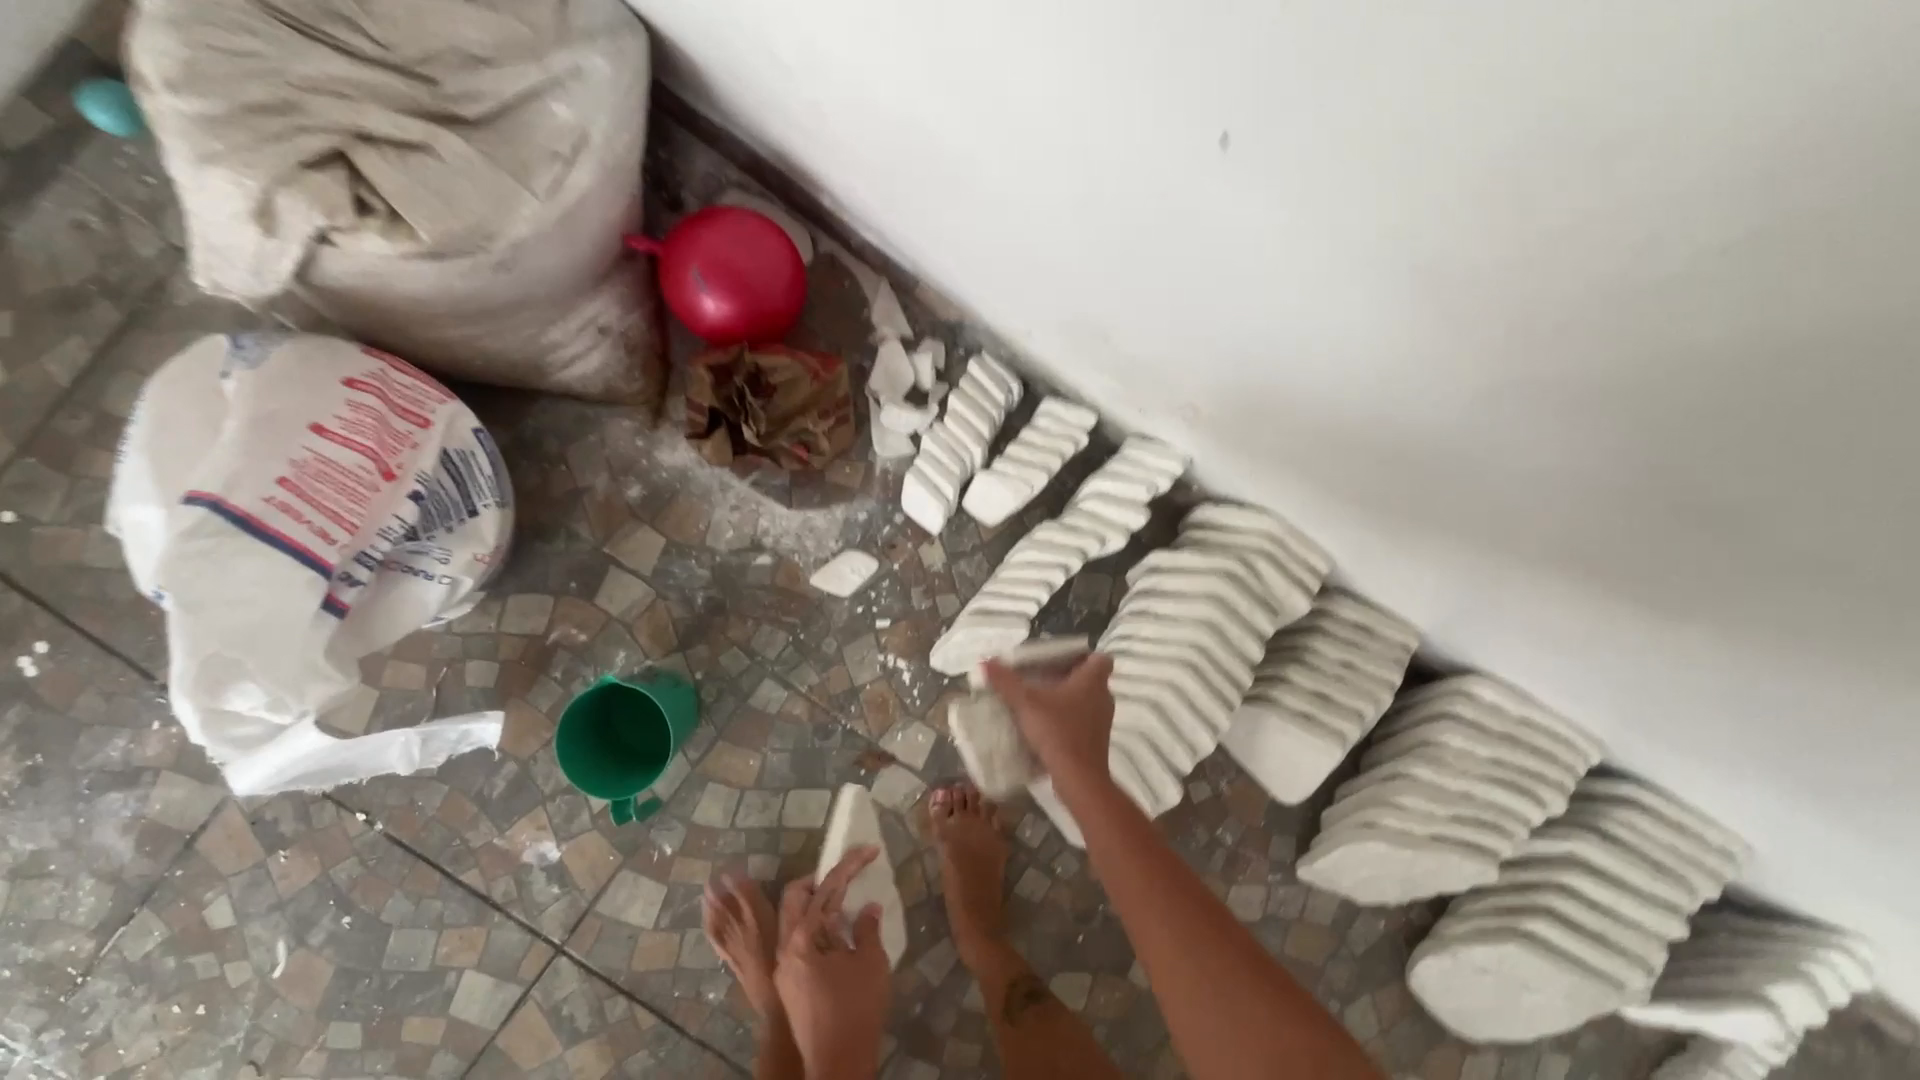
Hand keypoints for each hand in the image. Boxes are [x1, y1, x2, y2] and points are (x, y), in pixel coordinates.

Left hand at [773, 846, 890, 1079]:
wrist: (838, 1063)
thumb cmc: (856, 1010)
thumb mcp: (870, 963)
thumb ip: (867, 929)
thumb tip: (867, 908)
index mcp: (801, 939)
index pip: (824, 889)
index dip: (848, 866)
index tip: (869, 850)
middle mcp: (784, 949)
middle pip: (795, 898)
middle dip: (820, 880)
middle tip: (847, 876)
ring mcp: (783, 968)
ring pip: (793, 921)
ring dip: (817, 906)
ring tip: (846, 904)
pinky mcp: (790, 985)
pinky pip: (797, 943)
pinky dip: (816, 930)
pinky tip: (839, 935)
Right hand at [981, 652, 1115, 793]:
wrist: (1078, 778)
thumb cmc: (1057, 731)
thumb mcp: (1026, 703)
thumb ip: (1006, 682)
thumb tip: (986, 661)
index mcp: (1093, 681)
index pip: (1101, 658)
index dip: (1083, 655)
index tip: (1061, 658)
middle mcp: (1103, 697)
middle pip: (1090, 679)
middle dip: (1068, 676)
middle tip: (1042, 677)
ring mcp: (1102, 721)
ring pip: (1087, 700)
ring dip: (1067, 699)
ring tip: (1041, 700)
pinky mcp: (1096, 740)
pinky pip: (1083, 720)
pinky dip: (1068, 719)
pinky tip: (1046, 725)